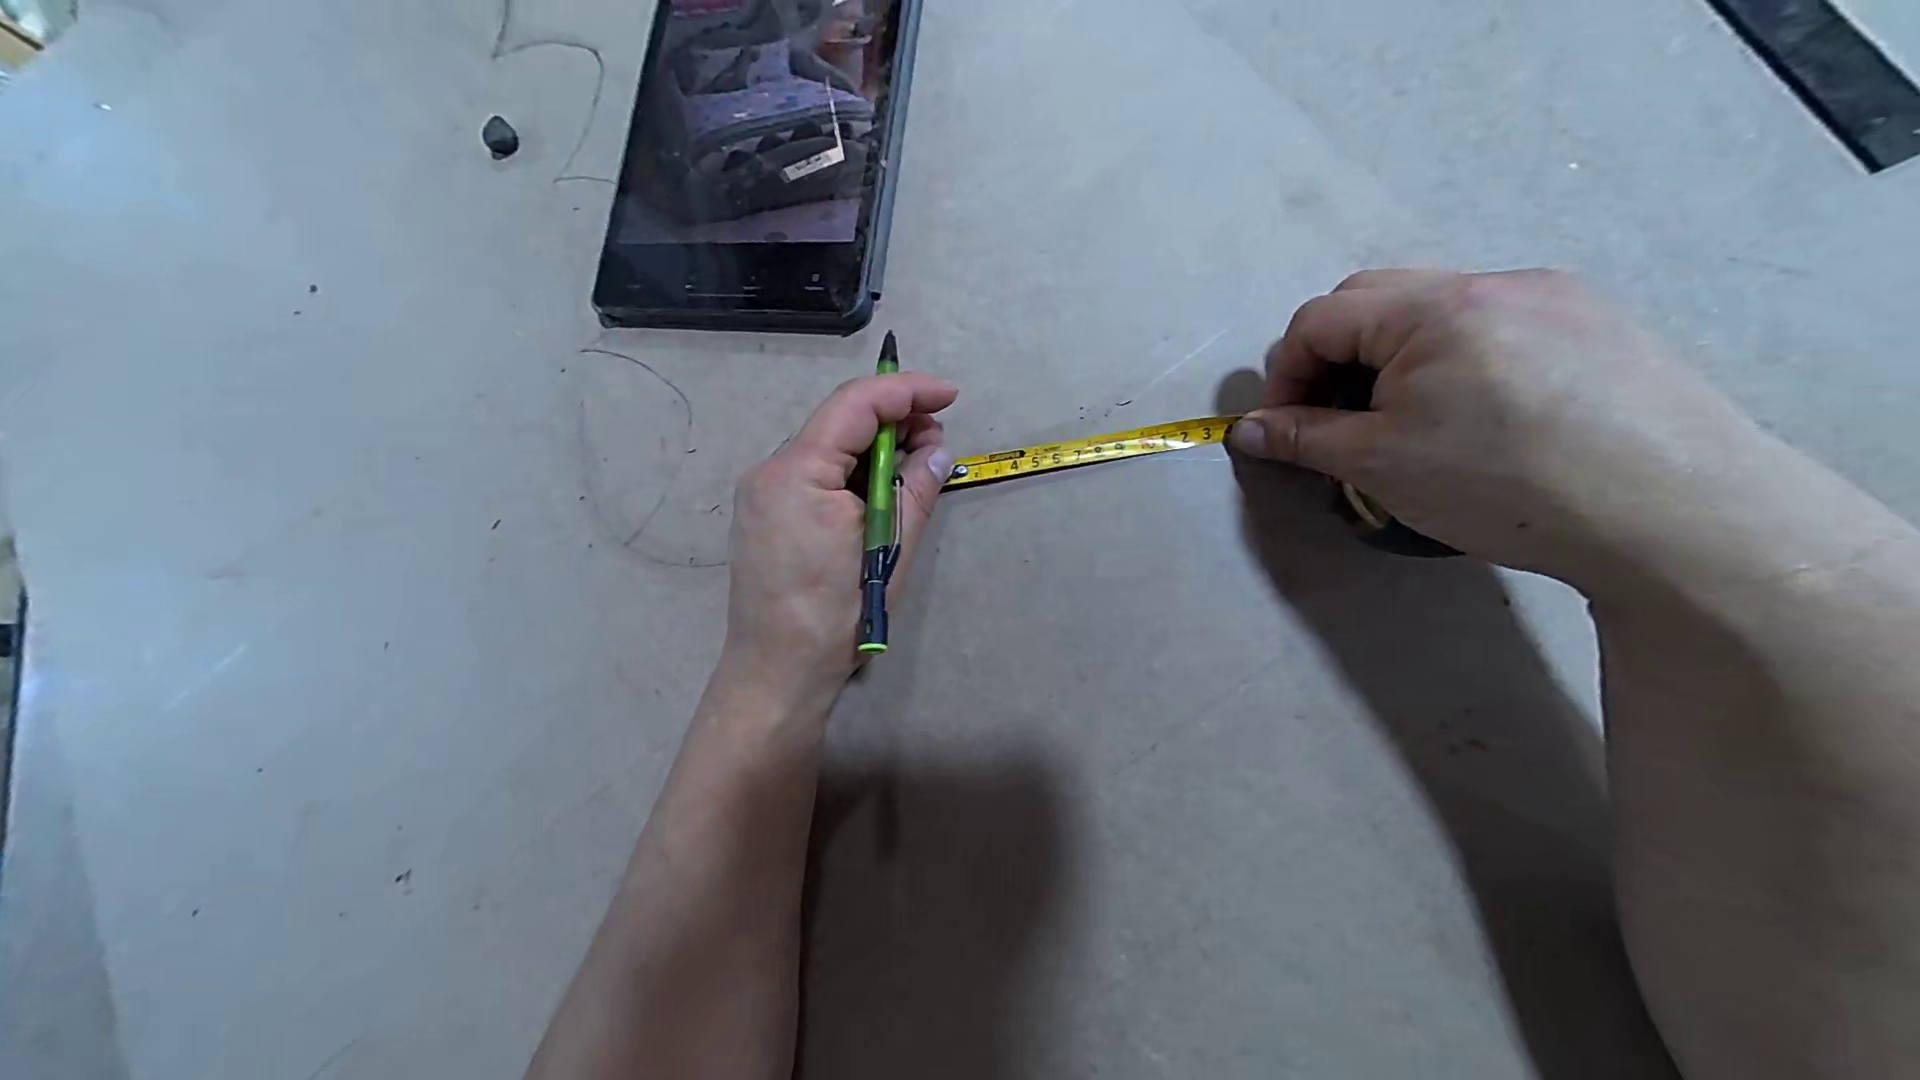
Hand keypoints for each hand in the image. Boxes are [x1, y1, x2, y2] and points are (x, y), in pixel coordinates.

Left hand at [720, 373, 957, 707]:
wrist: (778, 671)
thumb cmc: (837, 617)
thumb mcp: (888, 550)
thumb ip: (915, 490)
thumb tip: (938, 451)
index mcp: (797, 473)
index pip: (855, 405)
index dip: (906, 390)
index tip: (949, 396)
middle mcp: (771, 470)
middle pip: (839, 421)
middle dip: (894, 419)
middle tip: (938, 441)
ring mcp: (763, 491)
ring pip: (829, 446)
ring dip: (876, 447)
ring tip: (917, 467)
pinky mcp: (767, 511)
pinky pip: (817, 472)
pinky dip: (853, 470)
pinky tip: (880, 488)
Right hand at [1228, 269, 1770, 584]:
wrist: (1674, 514)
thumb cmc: (1500, 483)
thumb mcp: (1377, 464)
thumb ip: (1300, 437)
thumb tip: (1242, 430)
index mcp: (1434, 308)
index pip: (1319, 318)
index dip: (1284, 373)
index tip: (1284, 428)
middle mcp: (1494, 283)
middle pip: (1373, 300)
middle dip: (1332, 357)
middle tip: (1335, 417)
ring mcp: (1553, 298)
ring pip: (1433, 311)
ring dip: (1390, 358)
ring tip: (1402, 418)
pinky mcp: (1595, 324)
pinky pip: (1490, 325)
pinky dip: (1450, 359)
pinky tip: (1473, 412)